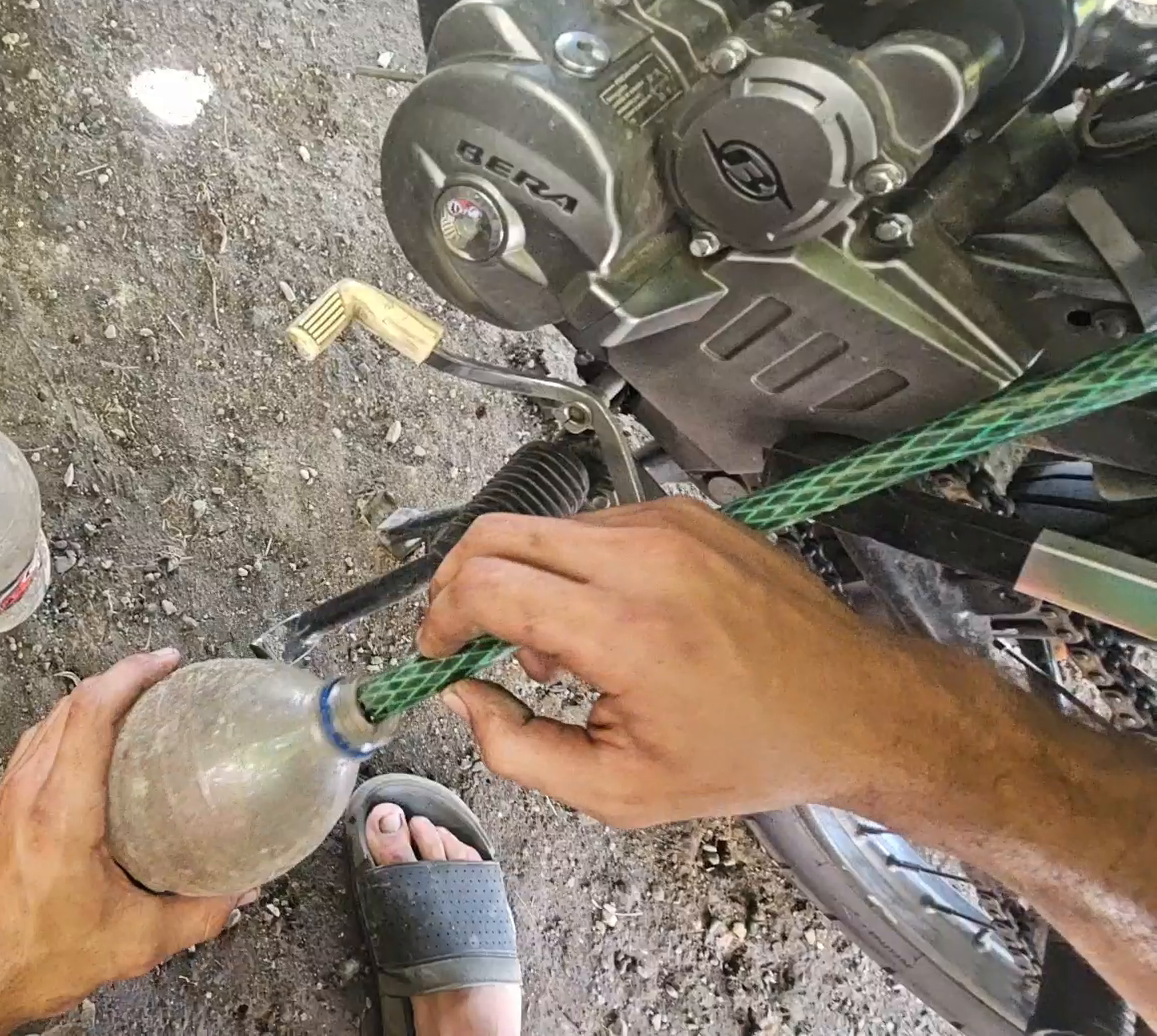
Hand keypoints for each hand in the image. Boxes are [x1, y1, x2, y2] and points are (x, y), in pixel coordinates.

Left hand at [0, 649, 250, 1035]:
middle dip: (120, 675)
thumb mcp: (131, 942)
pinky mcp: (0, 801)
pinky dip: (70, 720)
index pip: (91, 711)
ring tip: (135, 699)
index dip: (131, 674)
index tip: (166, 662)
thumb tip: (239, 891)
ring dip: (93, 695)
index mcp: (62, 808)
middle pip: (72, 701)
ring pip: (51, 715)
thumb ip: (194, 915)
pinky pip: (38, 738)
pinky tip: (93, 741)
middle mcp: (30, 785)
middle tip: (163, 676)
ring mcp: (9, 789)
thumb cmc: (35, 957)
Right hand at [418, 497, 998, 827]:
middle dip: (454, 582)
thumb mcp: (620, 791)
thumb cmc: (747, 755)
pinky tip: (598, 615)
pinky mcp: (678, 511)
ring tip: (555, 643)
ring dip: (514, 581)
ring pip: (532, 530)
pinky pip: (581, 527)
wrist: (865, 706)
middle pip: (491, 535)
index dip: (440, 618)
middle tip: (463, 631)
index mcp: (626, 632)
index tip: (438, 649)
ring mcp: (662, 525)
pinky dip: (561, 568)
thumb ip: (515, 750)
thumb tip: (461, 693)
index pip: (484, 586)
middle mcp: (641, 560)